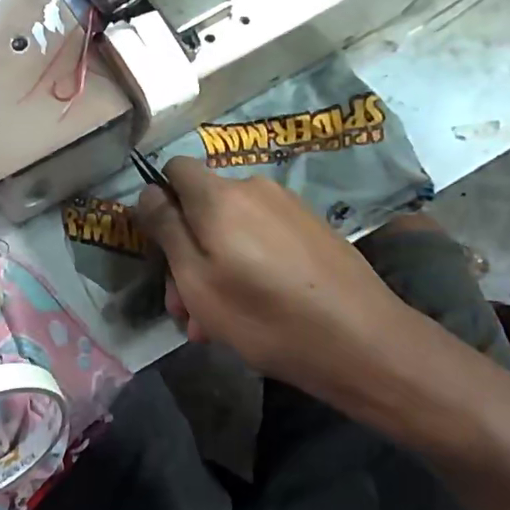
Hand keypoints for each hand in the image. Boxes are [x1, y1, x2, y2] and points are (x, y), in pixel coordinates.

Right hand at [134, 158, 416, 392]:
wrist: (362, 340)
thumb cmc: (264, 315)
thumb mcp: (197, 279)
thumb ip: (166, 229)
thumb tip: (147, 190)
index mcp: (219, 195)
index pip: (175, 168)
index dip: (160, 202)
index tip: (161, 248)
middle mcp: (254, 188)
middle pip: (203, 208)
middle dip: (186, 254)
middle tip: (185, 309)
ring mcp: (288, 208)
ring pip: (232, 230)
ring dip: (216, 268)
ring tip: (217, 323)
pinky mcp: (313, 230)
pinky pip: (263, 239)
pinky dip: (248, 266)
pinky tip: (256, 310)